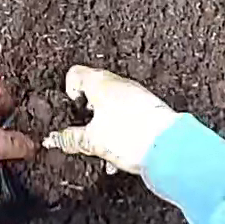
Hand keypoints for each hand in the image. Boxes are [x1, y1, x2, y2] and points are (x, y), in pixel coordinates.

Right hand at [42, 65, 178, 175]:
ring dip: (104, 123)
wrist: (169, 147)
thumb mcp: (92, 140)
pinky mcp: (148, 108)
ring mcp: (135, 94)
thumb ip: (70, 138)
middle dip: (87, 113)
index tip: (71, 110)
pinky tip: (120, 149)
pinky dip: (120, 128)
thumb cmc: (131, 136)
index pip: (75, 74)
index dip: (68, 91)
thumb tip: (55, 139)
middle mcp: (119, 83)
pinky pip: (127, 114)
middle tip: (84, 131)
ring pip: (111, 105)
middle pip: (94, 90)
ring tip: (103, 145)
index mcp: (100, 82)